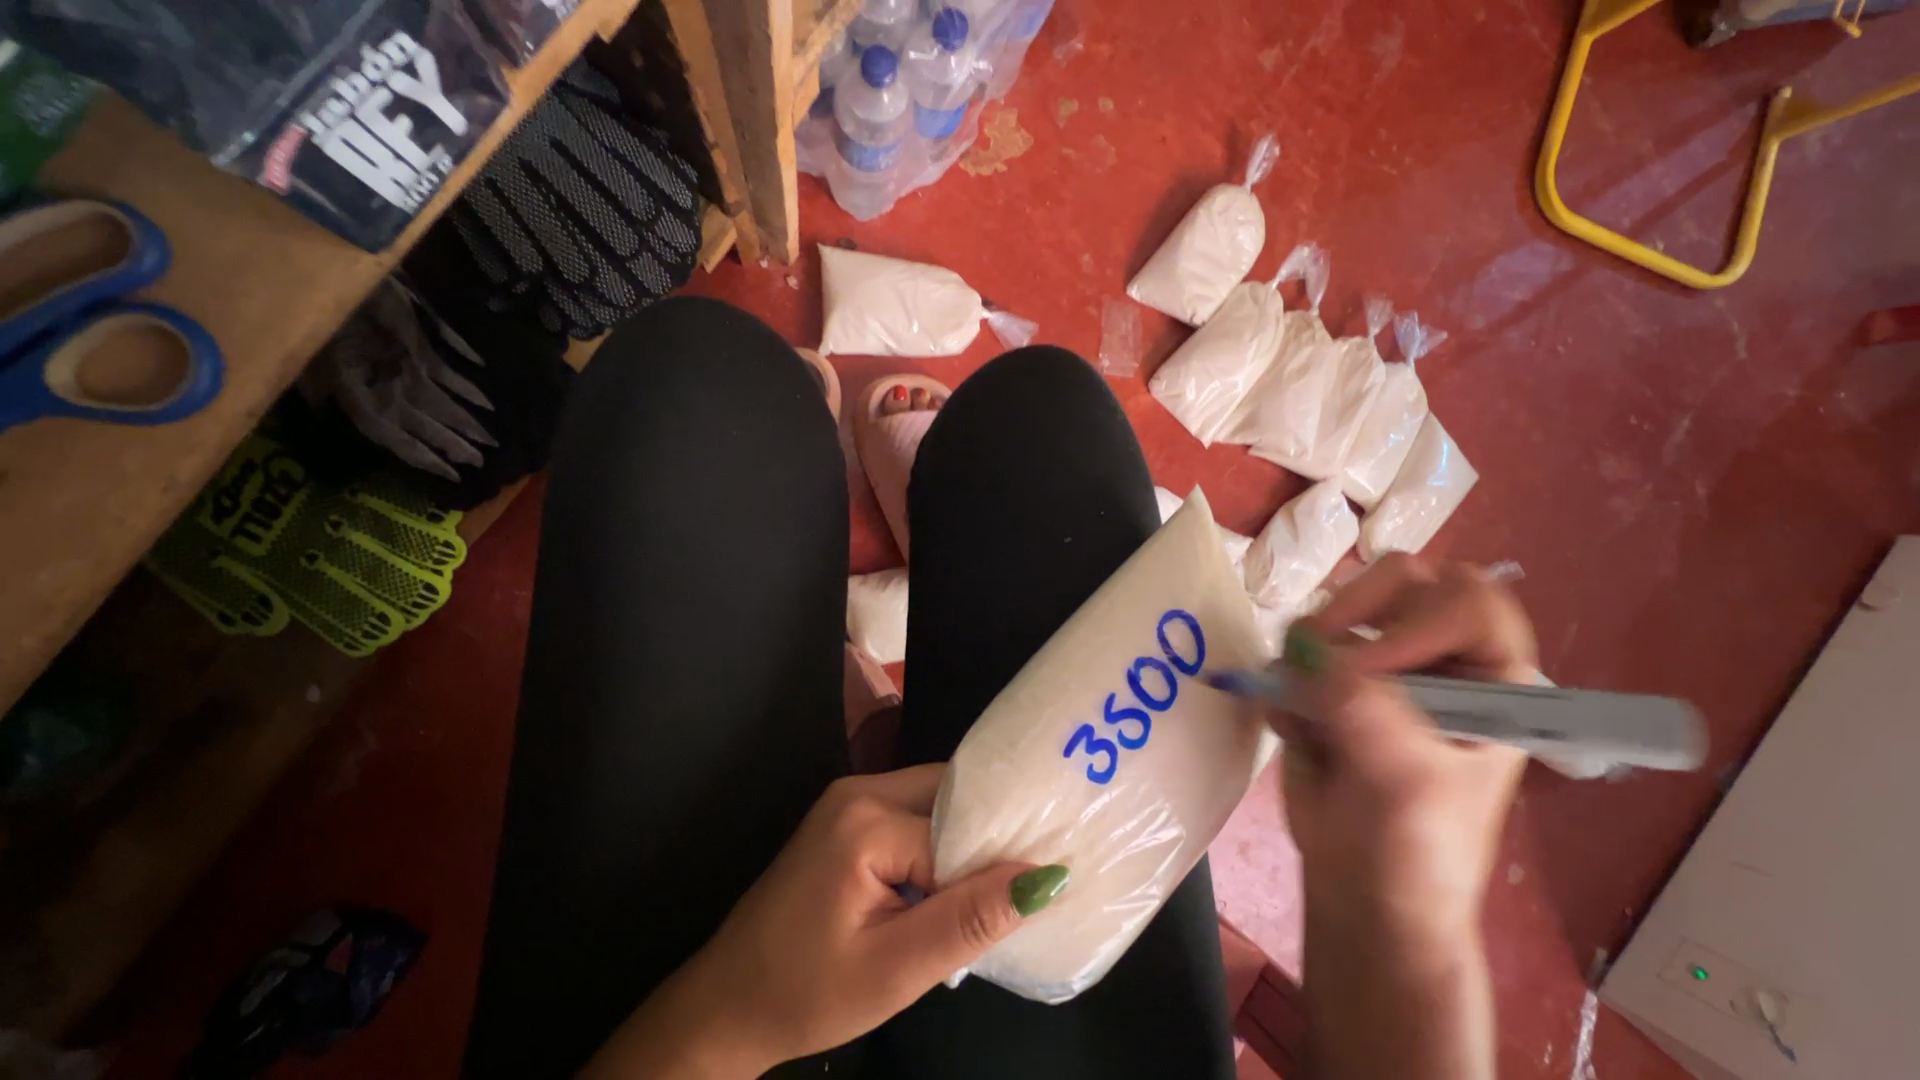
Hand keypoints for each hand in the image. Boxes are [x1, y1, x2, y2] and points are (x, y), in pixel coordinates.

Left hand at [583, 765, 1069, 1078]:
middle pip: (952, 796)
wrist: (727, 1004)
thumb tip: (1046, 878)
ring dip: (967, 843)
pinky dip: (940, 847)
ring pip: (936, 804)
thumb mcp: (895, 969)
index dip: (1005, 860)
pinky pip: (914, 817)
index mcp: (866, 821)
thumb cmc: (806, 993)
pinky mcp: (846, 820)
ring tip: (999, 889)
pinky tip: (955, 886)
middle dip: (992, 838)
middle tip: (1032, 883)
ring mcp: (849, 802)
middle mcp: (859, 792)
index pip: (963, 828)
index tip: (1049, 888)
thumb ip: (968, 920)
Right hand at [1268, 553, 1533, 1079]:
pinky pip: (1293, 653)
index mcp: (1490, 677)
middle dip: (1352, 611)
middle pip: (1400, 581)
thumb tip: (1304, 649)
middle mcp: (1436, 658)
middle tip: (1312, 648)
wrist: (1364, 893)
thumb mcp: (1407, 781)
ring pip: (1336, 610)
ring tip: (1303, 709)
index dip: (1415, 624)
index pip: (1467, 603)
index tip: (1362, 673)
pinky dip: (1282, 681)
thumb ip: (1364, 709)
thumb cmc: (1418, 848)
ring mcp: (1375, 667)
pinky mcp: (1323, 684)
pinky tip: (1293, 729)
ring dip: (1308, 649)